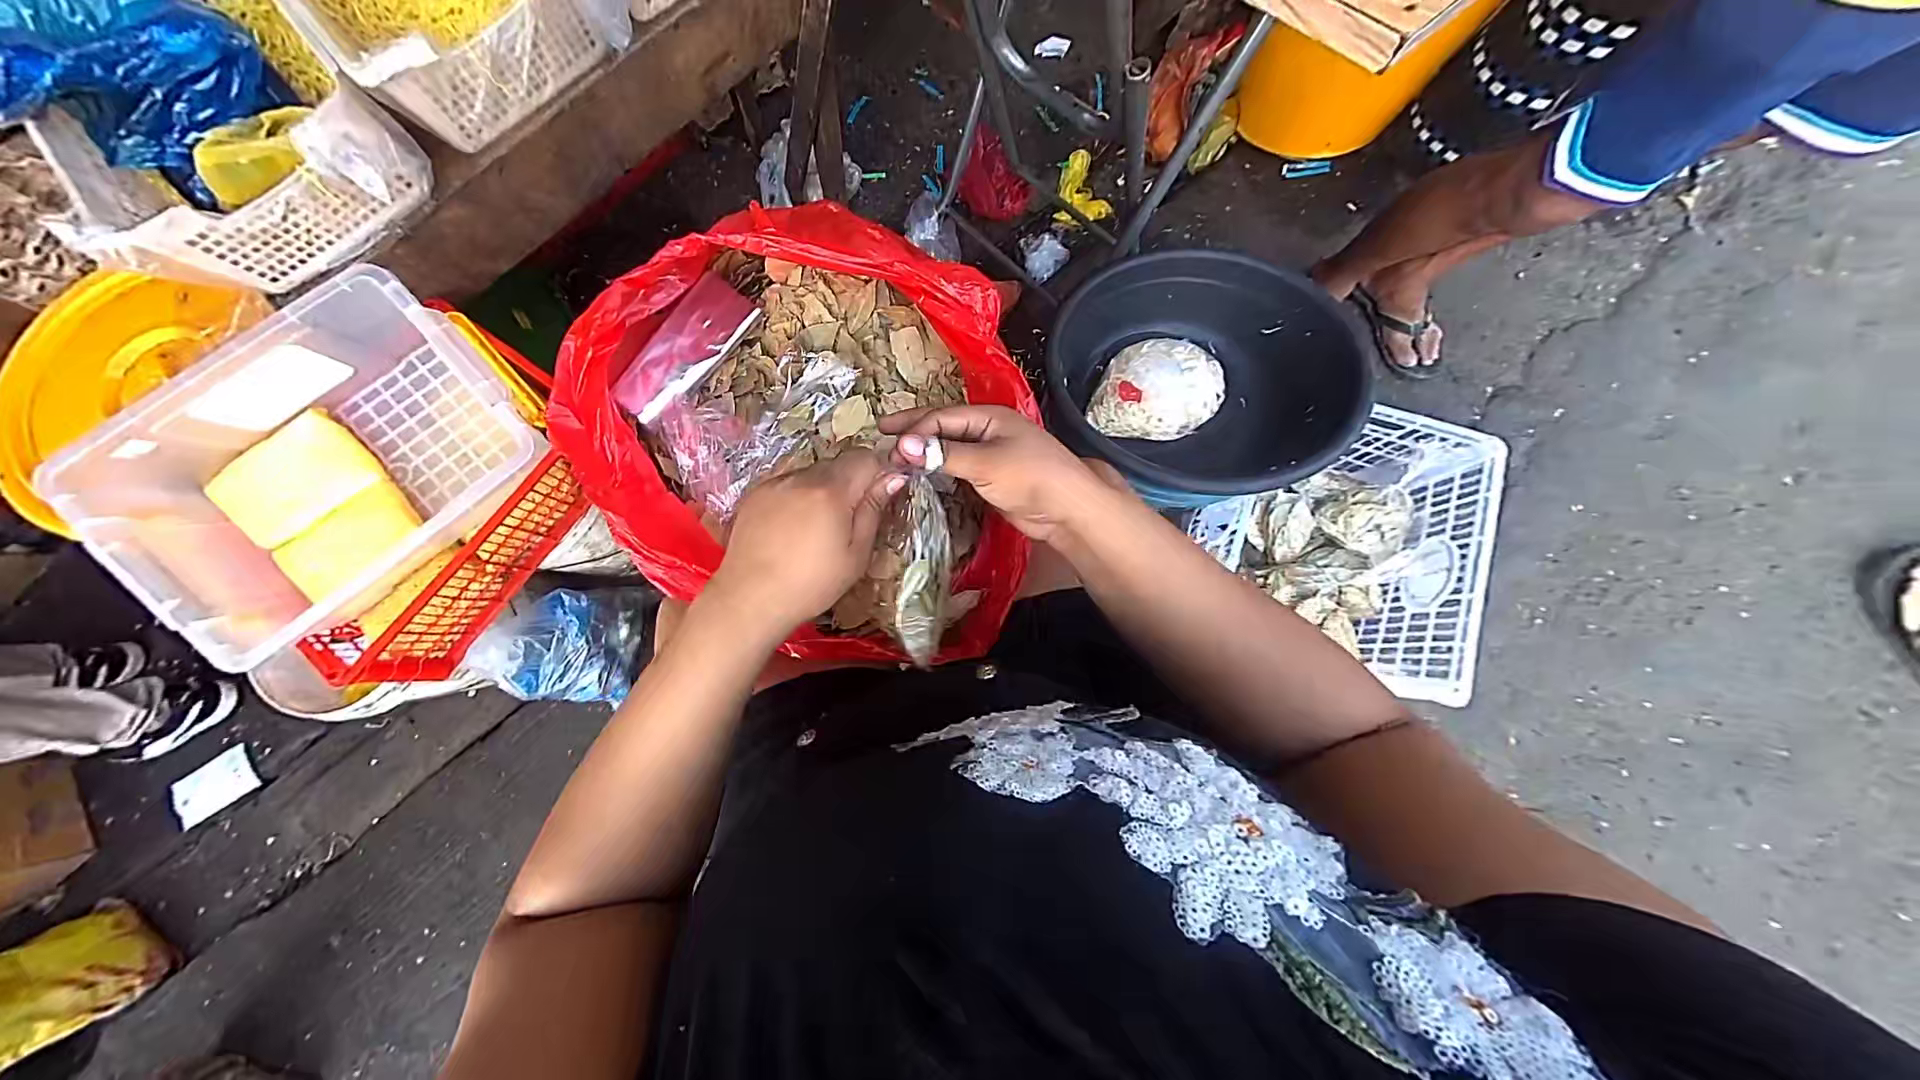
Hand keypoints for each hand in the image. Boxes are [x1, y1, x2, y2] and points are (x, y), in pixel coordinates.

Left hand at [704, 450, 904, 634]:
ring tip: (815, 530)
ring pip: (811, 473)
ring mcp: (774, 483)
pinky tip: (791, 530)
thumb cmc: (812, 584)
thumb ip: (874, 511)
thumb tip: (893, 478)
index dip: (877, 474)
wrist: (750, 599)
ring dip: (822, 491)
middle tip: (845, 524)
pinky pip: (787, 484)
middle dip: (849, 484)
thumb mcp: (856, 555)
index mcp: (831, 491)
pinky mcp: (755, 494)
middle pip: (837, 463)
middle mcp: (801, 477)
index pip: (865, 456)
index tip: (875, 501)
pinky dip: (797, 498)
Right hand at [878, 405, 1132, 543]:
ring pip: (950, 450)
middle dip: (914, 433)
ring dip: (925, 454)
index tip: (887, 441)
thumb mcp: (985, 463)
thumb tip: (902, 446)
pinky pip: (959, 470)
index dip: (913, 427)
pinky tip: (922, 477)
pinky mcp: (992, 479)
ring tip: (895, 459)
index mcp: (989, 417)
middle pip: (944, 429)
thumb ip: (944, 455)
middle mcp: (988, 432)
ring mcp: (991, 456)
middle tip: (881, 436)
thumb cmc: (1031, 477)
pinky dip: (939, 472)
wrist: (1068, 509)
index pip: (942, 416)